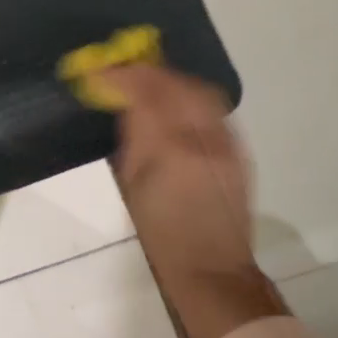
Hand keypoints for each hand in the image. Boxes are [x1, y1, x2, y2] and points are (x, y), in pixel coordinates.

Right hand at [107, 65, 256, 283]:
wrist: (213, 267)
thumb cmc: (160, 231)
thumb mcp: (132, 183)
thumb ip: (133, 136)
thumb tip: (124, 101)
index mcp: (172, 152)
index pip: (146, 94)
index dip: (120, 76)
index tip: (98, 71)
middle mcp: (205, 141)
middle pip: (178, 86)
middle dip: (147, 71)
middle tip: (122, 69)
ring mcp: (228, 144)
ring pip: (201, 91)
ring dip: (170, 80)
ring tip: (146, 82)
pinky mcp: (240, 151)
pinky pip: (213, 108)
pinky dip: (189, 96)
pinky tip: (173, 102)